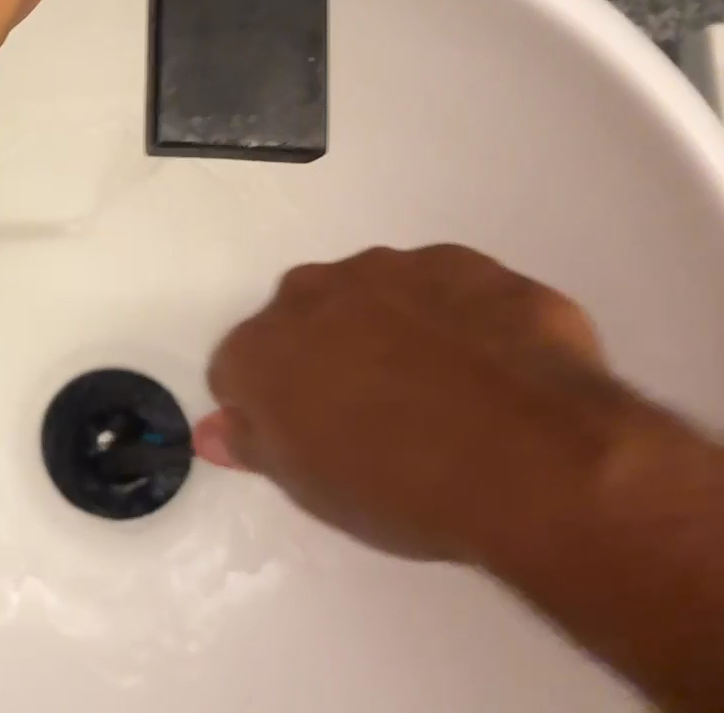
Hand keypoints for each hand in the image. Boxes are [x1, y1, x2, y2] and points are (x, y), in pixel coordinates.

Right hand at [196, 245, 635, 561]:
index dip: (272, 406)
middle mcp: (304, 294)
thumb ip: (251, 445)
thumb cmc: (400, 486)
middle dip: (326, 353)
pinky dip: (461, 317)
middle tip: (376, 411)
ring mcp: (386, 272)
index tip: (311, 435)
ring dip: (392, 327)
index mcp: (254, 348)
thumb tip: (212, 431)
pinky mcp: (466, 265)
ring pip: (373, 296)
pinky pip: (450, 289)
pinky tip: (496, 366)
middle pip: (300, 320)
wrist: (539, 465)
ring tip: (446, 389)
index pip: (239, 371)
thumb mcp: (308, 486)